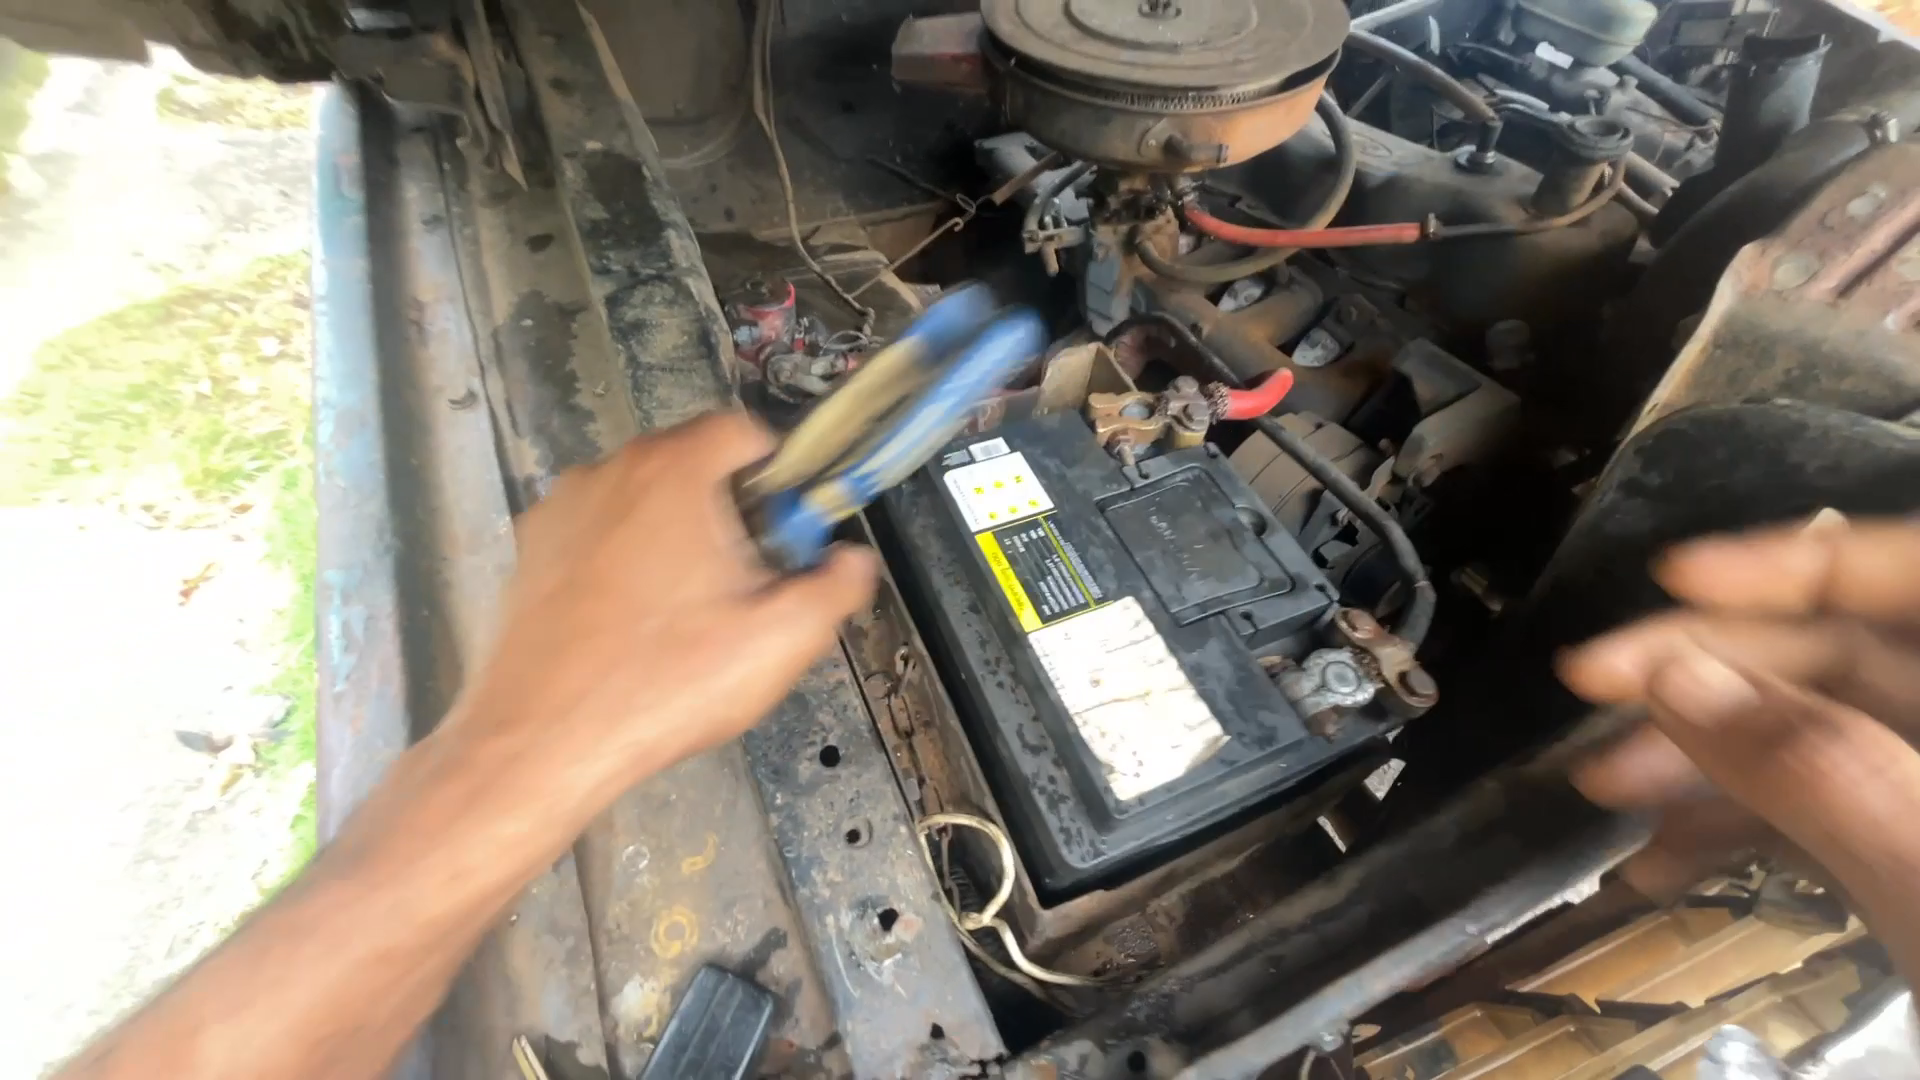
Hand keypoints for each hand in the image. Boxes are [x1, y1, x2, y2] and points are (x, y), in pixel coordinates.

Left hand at [441, 411, 878, 816]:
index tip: (791, 523)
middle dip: (733, 503)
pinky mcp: (530, 547)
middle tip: (750, 574)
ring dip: (681, 526)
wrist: (540, 745)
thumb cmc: (668, 681)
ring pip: (646, 494)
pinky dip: (631, 551)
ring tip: (692, 603)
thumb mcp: (781, 639)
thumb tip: (854, 560)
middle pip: (694, 459)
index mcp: (674, 474)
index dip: (780, 469)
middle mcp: (611, 471)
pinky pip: (603, 526)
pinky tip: (636, 617)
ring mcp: (561, 506)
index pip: (742, 429)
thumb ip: (838, 586)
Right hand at [1559, 517, 1919, 982]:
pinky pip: (1820, 805)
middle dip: (1704, 676)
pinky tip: (1660, 853)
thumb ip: (1818, 771)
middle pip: (1851, 658)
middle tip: (1588, 690)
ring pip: (1817, 735)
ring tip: (1603, 793)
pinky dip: (1733, 820)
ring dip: (1695, 754)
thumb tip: (1668, 674)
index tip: (1671, 575)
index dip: (1800, 564)